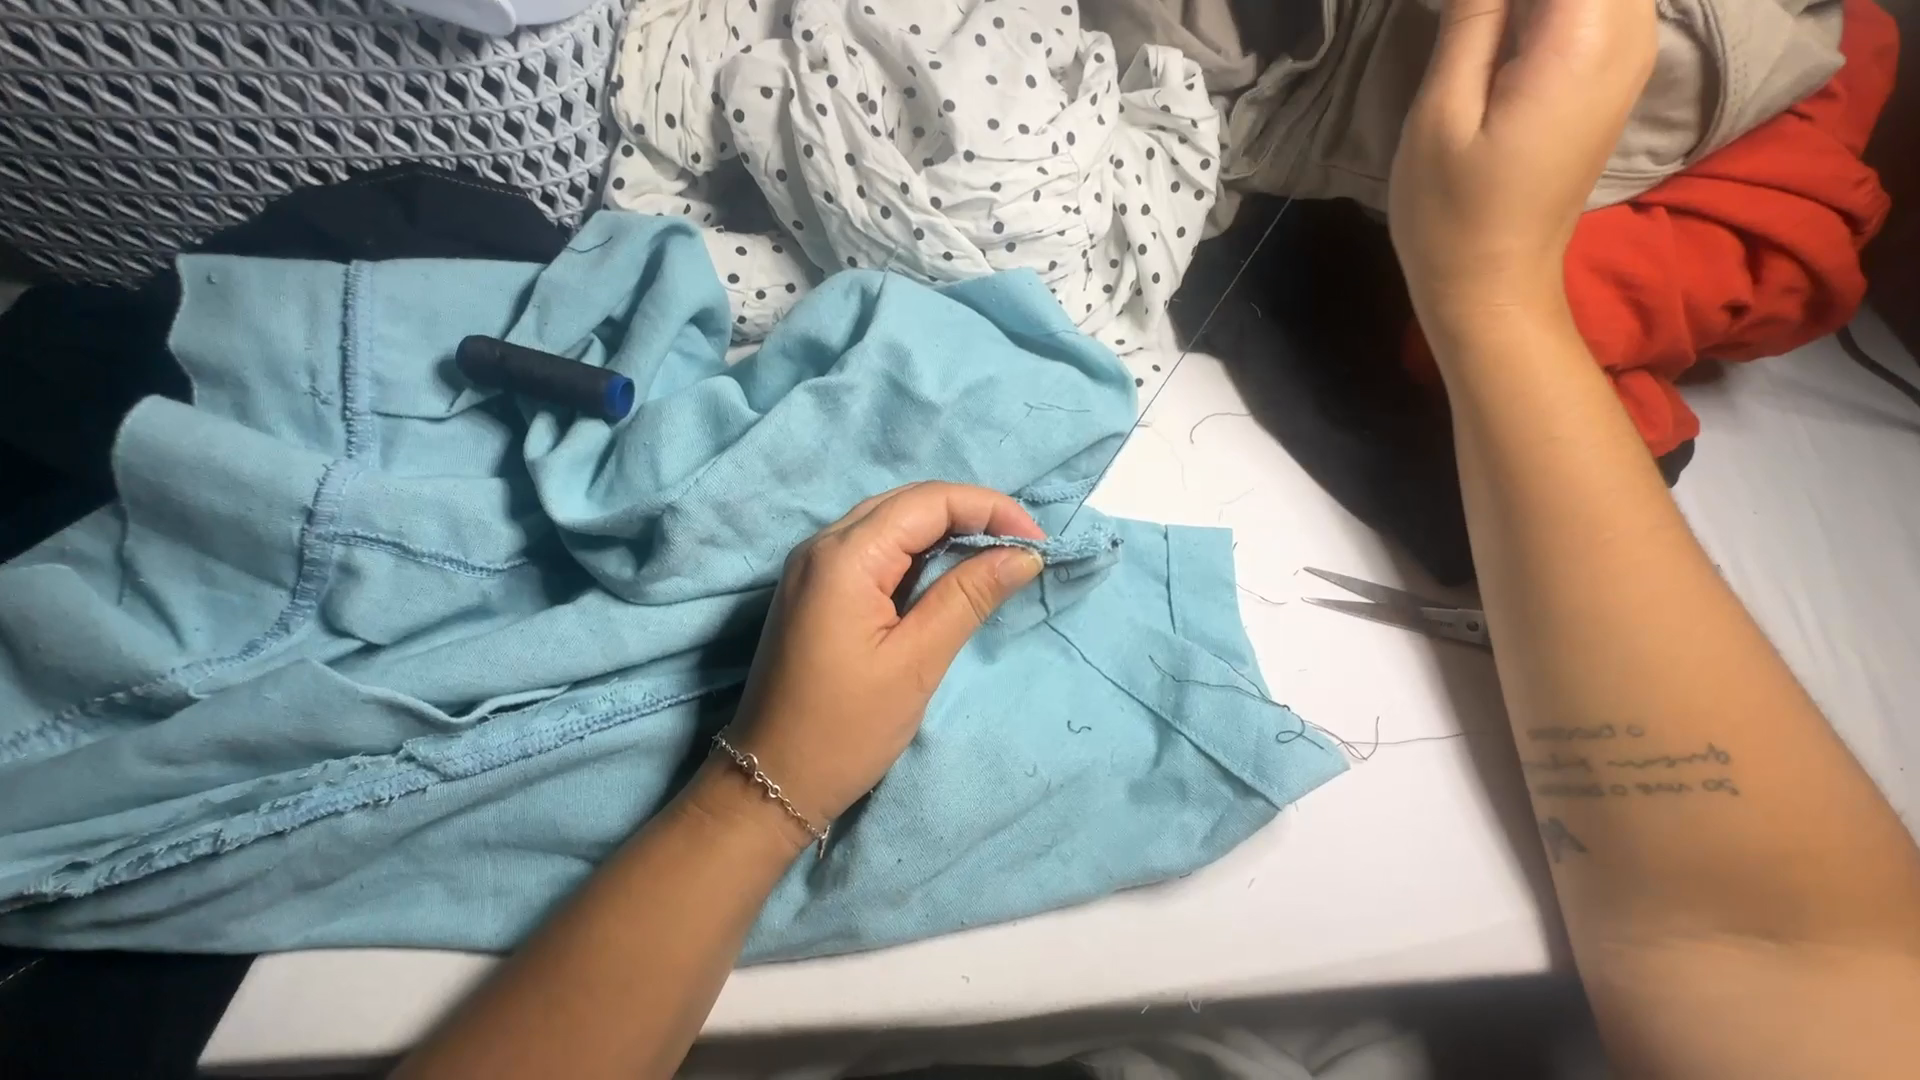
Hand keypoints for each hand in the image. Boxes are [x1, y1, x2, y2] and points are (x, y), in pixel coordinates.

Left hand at [711, 483, 1045, 836]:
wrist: (770, 780)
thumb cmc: (845, 729)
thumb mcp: (916, 662)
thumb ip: (969, 597)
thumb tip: (1024, 555)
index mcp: (844, 556)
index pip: (929, 502)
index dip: (990, 509)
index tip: (1037, 541)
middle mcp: (822, 545)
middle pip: (908, 503)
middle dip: (971, 514)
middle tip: (1023, 548)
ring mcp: (813, 565)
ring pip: (891, 522)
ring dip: (946, 531)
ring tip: (997, 556)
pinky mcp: (815, 589)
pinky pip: (874, 549)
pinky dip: (918, 553)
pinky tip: (949, 573)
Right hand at [1389, 0, 1657, 338]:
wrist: (1492, 284)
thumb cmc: (1451, 213)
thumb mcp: (1441, 116)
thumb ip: (1471, 20)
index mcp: (1584, 38)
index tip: (1465, 8)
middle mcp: (1631, 30)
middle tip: (1467, 19)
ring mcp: (1632, 52)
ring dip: (1529, 3)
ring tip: (1479, 24)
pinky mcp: (1615, 73)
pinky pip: (1600, 4)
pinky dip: (1550, 9)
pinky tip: (1502, 29)